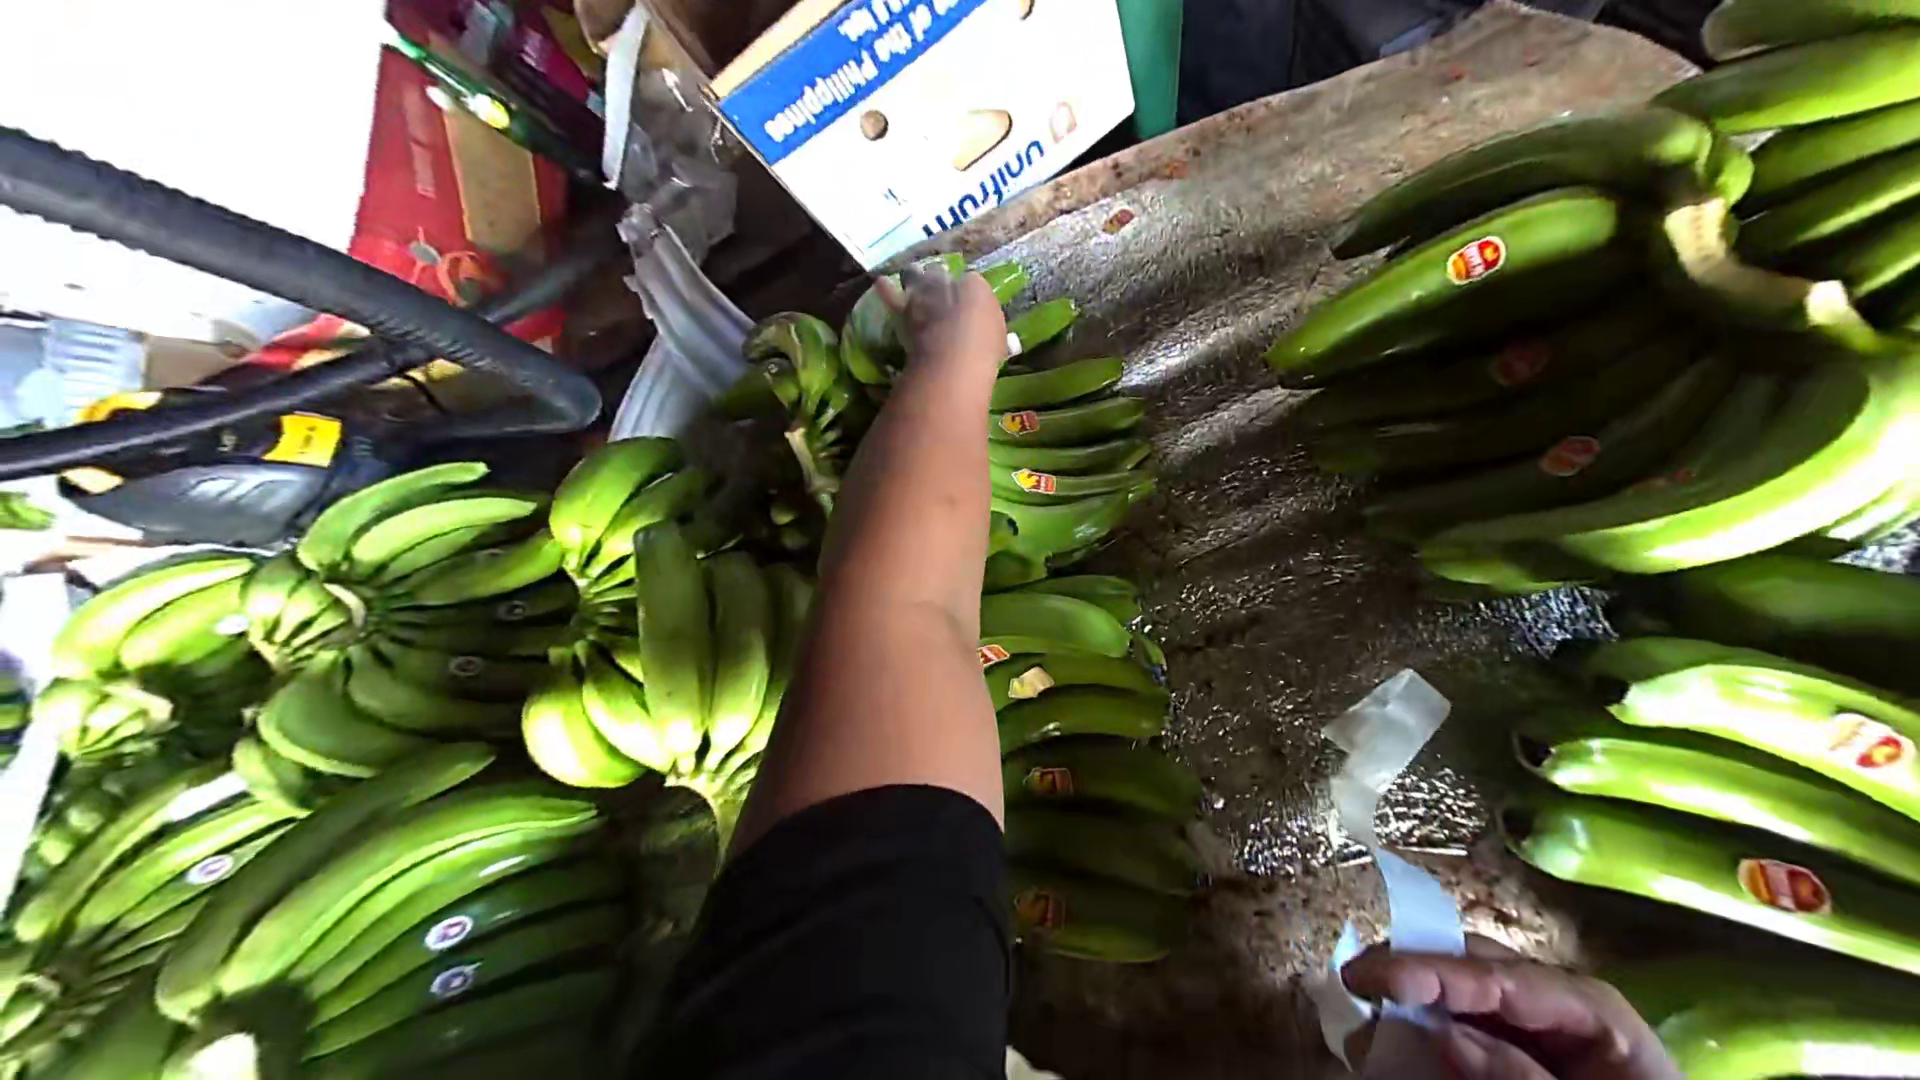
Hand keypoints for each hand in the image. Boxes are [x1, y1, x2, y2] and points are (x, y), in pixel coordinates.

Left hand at [875, 264, 1006, 373]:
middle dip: (940, 280)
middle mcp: (948, 281)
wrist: (955, 356)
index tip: (968, 307)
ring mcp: (923, 291)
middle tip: (940, 292)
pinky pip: (890, 293)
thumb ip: (995, 335)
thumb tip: (1006, 343)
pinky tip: (880, 282)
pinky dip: (885, 289)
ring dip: (914, 277)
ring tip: (913, 279)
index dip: (968, 294)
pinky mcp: (903, 308)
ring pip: (915, 274)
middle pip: (940, 273)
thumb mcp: (999, 342)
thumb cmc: (984, 350)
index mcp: (977, 287)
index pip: (972, 282)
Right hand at [1342, 937, 1679, 1079]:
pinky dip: (1420, 1020)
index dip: (1428, 971)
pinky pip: (1456, 1017)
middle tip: (1354, 983)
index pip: (1494, 975)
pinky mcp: (1508, 1038)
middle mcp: (1550, 996)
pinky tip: (1390, 1028)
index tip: (1373, 979)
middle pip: (1466, 964)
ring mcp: (1529, 1017)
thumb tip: (1444, 1035)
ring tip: (1363, 1008)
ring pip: (1453, 985)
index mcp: (1589, 1007)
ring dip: (1405, 995)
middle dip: (1407, 970)